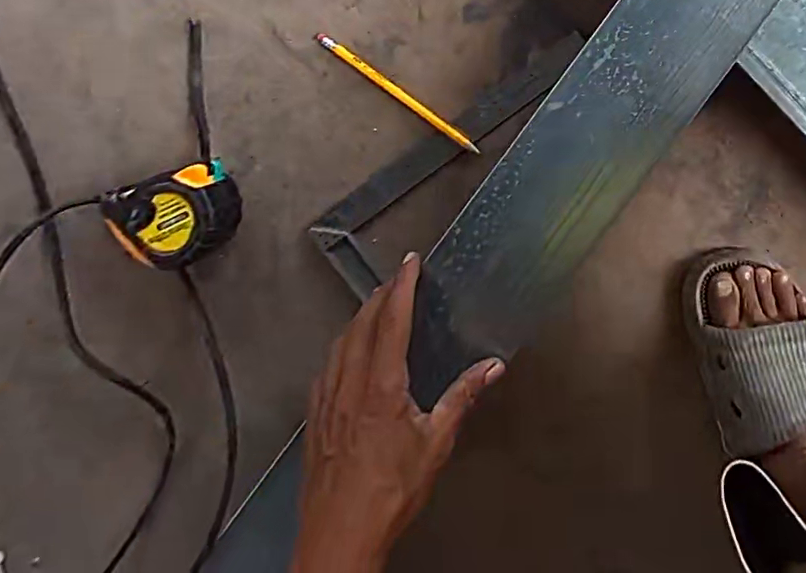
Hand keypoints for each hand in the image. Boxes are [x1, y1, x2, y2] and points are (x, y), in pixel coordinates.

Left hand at [293, 253, 503, 572]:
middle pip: (362, 325)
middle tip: (396, 278)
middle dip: (380, 295)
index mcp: (381, 388)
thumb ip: (462, 398)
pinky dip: (339, 348)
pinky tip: (343, 354)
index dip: (402, 287)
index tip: (409, 264)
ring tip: (373, 306)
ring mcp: (327, 404)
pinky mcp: (315, 422)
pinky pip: (325, 370)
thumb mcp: (435, 444)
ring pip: (339, 344)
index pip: (392, 322)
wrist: (338, 541)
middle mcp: (350, 388)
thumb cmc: (388, 495)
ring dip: (358, 318)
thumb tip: (490, 368)